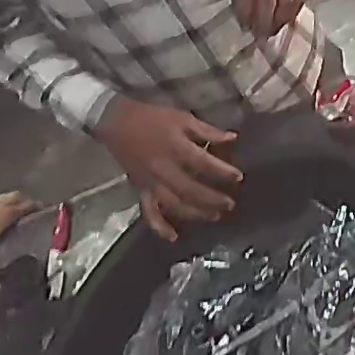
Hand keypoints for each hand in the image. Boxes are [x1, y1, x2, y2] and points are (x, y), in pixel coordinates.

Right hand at [93, 98, 240, 239]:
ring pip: (174, 204)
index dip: (222, 172)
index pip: (203, 164)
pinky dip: (160, 226)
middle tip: (230, 204)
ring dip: (195, 213)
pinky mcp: (140, 189)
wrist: (117, 121)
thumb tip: (232, 137)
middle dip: (212, 199)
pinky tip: (173, 237)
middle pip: (191, 189)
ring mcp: (151, 182)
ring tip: (214, 216)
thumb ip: (208, 130)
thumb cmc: (153, 117)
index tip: (238, 177)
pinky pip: (149, 211)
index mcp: (175, 148)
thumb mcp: (183, 117)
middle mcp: (163, 169)